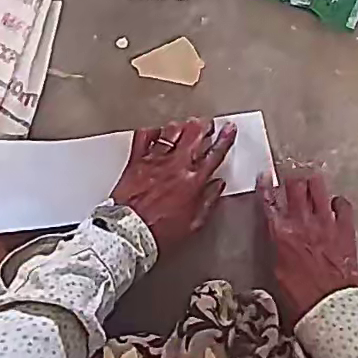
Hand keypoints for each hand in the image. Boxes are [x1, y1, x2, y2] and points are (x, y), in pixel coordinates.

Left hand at [110, 119, 236, 253]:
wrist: (128, 233)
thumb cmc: (159, 232)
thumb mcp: (194, 223)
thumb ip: (209, 201)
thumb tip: (218, 186)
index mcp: (193, 182)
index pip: (215, 154)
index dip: (225, 139)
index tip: (229, 129)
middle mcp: (176, 166)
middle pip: (194, 135)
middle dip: (205, 126)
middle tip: (208, 123)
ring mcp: (155, 161)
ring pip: (172, 132)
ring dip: (182, 126)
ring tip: (186, 124)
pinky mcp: (136, 161)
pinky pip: (144, 137)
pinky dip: (152, 131)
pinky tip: (157, 132)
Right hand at [260, 173, 357, 326]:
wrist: (330, 306)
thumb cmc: (300, 295)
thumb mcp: (277, 270)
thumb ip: (277, 246)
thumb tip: (279, 235)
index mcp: (282, 234)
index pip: (269, 202)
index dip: (265, 186)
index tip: (265, 176)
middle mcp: (302, 223)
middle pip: (295, 186)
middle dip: (292, 182)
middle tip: (292, 184)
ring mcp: (326, 223)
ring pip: (318, 188)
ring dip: (313, 185)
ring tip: (312, 187)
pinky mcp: (345, 228)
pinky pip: (342, 204)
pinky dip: (337, 202)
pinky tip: (334, 206)